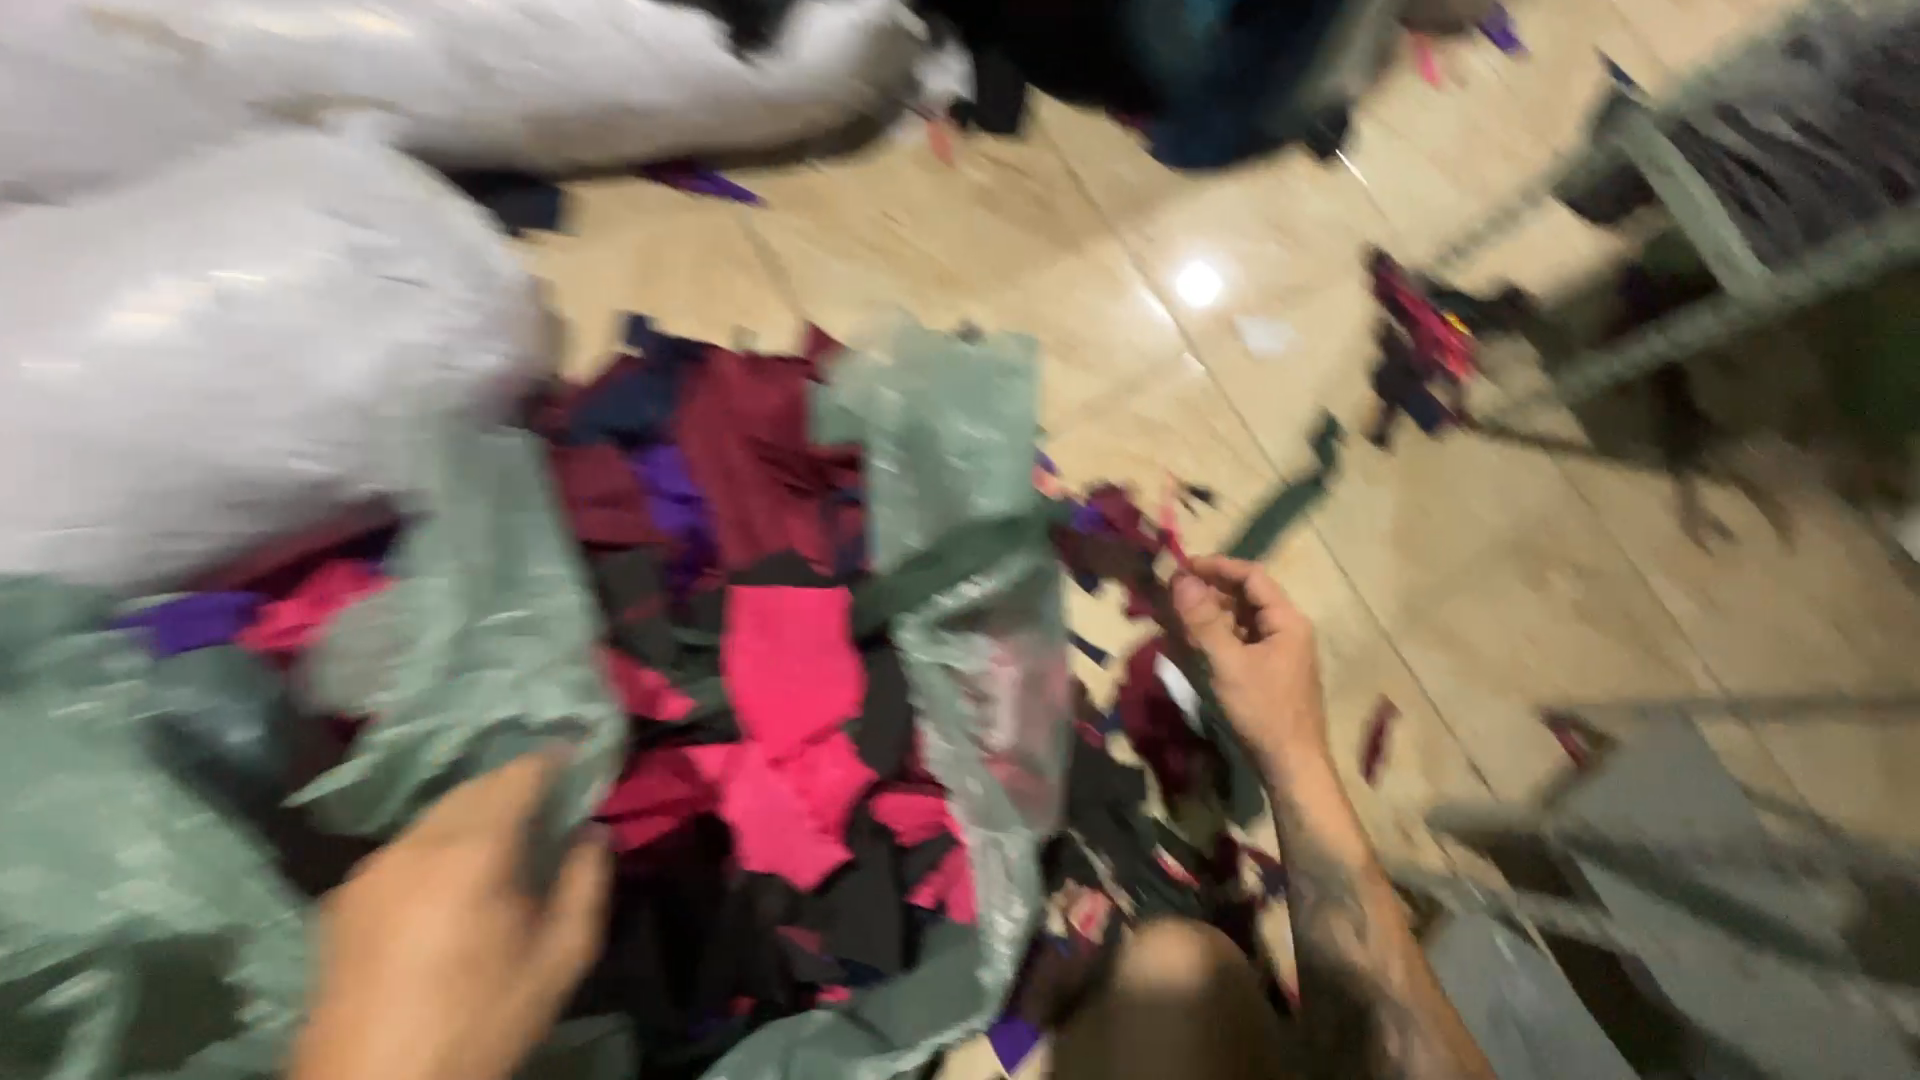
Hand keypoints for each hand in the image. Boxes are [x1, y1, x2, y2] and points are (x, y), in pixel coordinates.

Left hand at [291, 753, 610, 1079]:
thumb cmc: (483, 1022)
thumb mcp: (564, 955)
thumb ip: (587, 879)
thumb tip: (591, 831)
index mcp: (473, 854)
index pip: (519, 774)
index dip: (554, 760)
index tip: (580, 761)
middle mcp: (415, 846)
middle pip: (476, 786)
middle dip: (517, 784)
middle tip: (550, 804)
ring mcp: (371, 870)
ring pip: (437, 813)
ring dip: (477, 811)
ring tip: (505, 840)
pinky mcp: (342, 899)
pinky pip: (406, 846)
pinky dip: (440, 841)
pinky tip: (453, 880)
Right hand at [1170, 555, 1327, 764]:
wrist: (1291, 765)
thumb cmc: (1263, 711)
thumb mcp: (1228, 663)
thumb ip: (1203, 620)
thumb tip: (1180, 579)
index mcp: (1287, 621)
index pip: (1252, 576)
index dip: (1217, 567)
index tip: (1182, 567)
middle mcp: (1287, 630)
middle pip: (1246, 596)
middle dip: (1210, 590)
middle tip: (1173, 592)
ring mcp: (1279, 652)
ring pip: (1242, 619)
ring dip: (1211, 614)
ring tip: (1178, 616)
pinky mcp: (1268, 671)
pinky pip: (1241, 641)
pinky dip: (1217, 635)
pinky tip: (1195, 643)